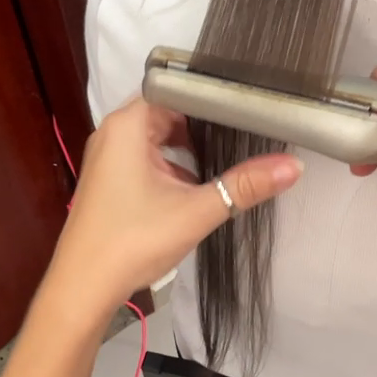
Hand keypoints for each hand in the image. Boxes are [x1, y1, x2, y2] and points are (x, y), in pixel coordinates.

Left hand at [46, 100, 302, 314]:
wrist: (83, 287)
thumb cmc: (133, 241)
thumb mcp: (197, 211)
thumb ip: (245, 185)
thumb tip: (293, 166)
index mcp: (128, 124)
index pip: (178, 89)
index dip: (214, 96)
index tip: (248, 105)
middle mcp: (113, 133)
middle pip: (169, 113)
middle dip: (205, 126)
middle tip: (245, 134)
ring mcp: (107, 158)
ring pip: (157, 139)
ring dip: (188, 151)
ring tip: (226, 161)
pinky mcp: (108, 182)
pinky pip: (145, 160)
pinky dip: (171, 168)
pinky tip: (195, 190)